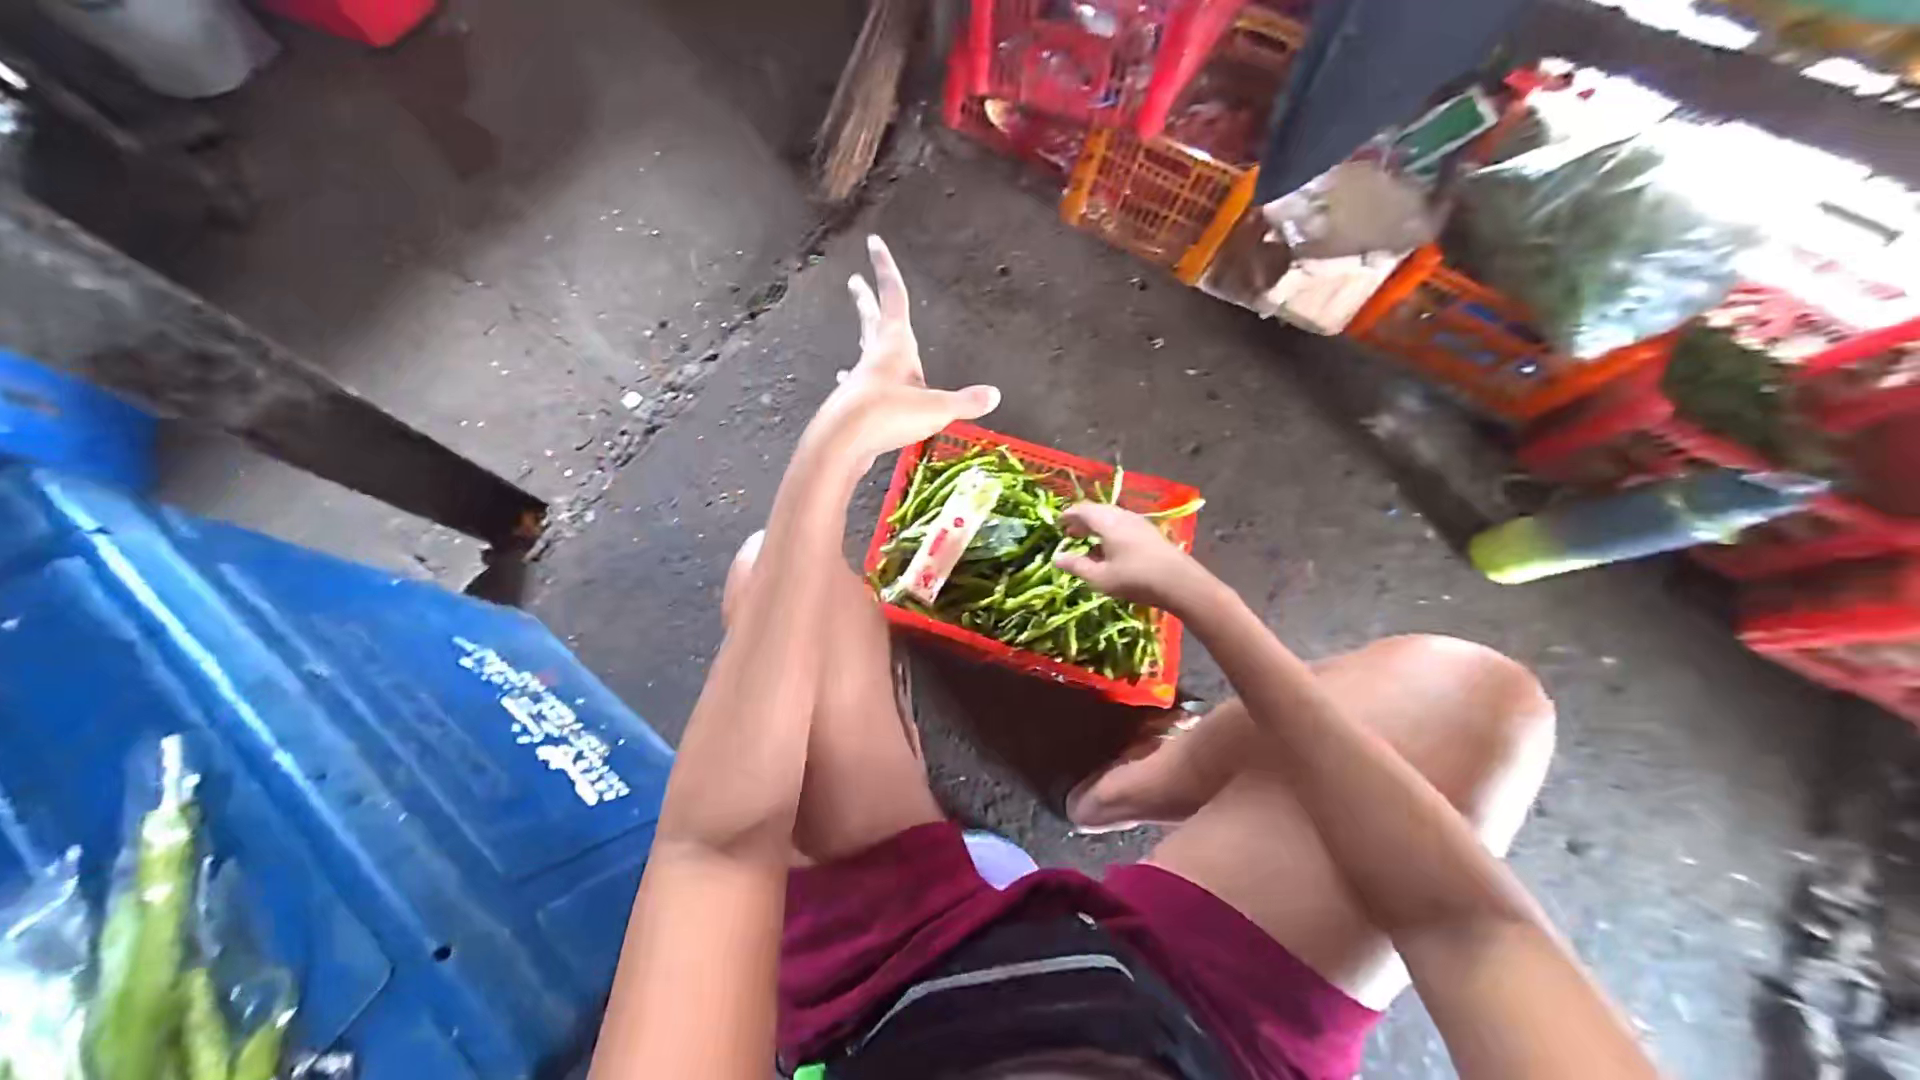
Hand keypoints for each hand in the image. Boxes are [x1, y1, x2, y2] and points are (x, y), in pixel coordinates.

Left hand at [812, 235, 999, 461]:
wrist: (843, 441)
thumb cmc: (888, 414)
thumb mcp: (936, 408)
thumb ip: (965, 402)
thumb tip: (993, 395)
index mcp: (895, 345)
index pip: (894, 297)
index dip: (886, 268)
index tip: (873, 242)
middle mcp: (876, 356)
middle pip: (872, 320)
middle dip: (866, 299)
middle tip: (854, 282)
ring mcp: (862, 379)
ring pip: (865, 351)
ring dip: (864, 336)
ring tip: (862, 330)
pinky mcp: (855, 404)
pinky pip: (861, 383)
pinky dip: (861, 378)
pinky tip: (851, 380)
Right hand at [1053, 502, 1212, 611]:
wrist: (1180, 582)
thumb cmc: (1135, 579)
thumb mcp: (1100, 577)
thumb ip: (1077, 566)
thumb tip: (1056, 557)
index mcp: (1108, 522)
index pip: (1083, 510)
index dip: (1068, 515)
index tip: (1058, 523)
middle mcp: (1123, 516)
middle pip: (1098, 511)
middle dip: (1082, 520)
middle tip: (1070, 532)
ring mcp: (1139, 523)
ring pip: (1112, 517)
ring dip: (1097, 526)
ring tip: (1088, 540)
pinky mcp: (1150, 533)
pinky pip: (1123, 524)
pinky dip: (1110, 531)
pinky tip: (1110, 548)